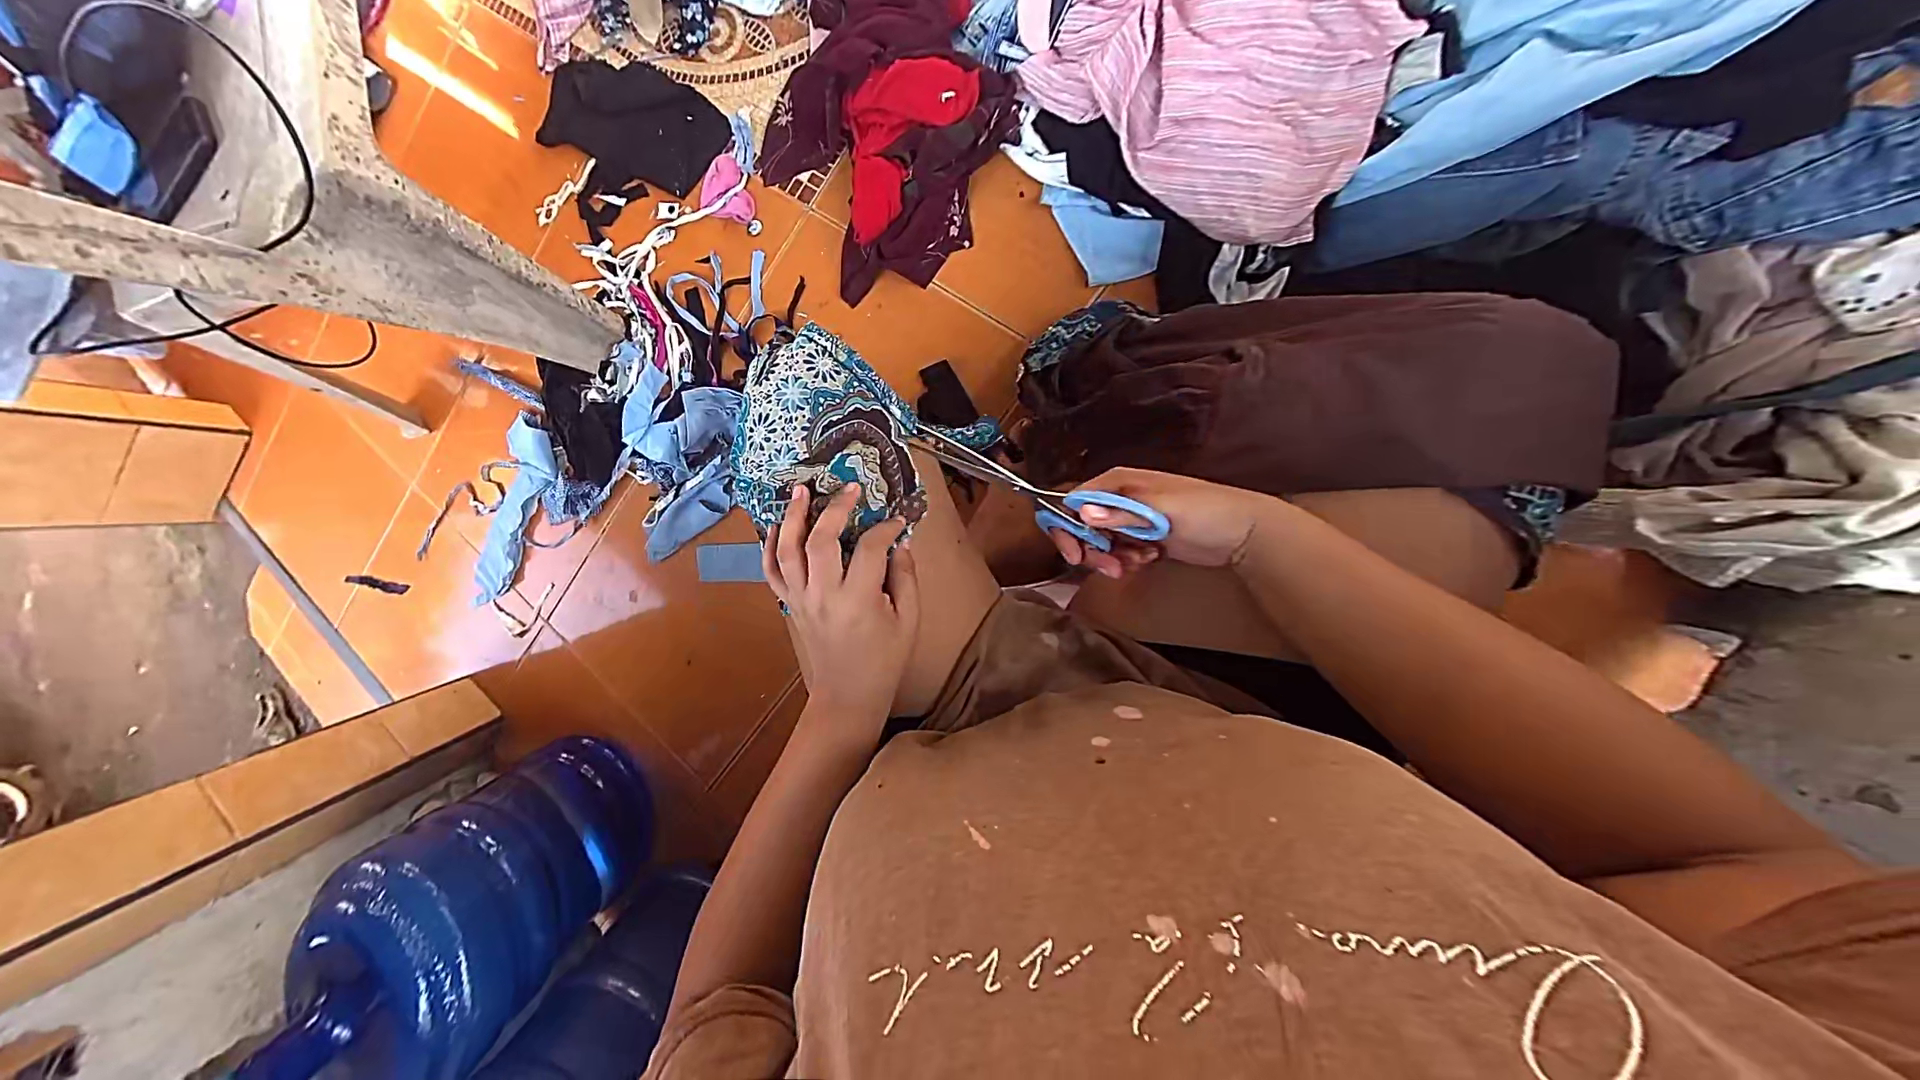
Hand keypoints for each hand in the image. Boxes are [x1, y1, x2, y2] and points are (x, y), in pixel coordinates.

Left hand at [763, 483, 919, 735]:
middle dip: (836, 508)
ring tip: (801, 491)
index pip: (870, 548)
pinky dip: (769, 546)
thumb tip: (899, 543)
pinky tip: (775, 526)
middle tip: (849, 488)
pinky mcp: (790, 604)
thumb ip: (906, 578)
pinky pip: (771, 570)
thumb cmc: (884, 661)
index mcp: (859, 601)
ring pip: (788, 550)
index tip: (897, 522)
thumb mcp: (909, 620)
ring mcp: (801, 599)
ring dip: (792, 517)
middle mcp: (824, 595)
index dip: (885, 528)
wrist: (847, 695)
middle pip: (821, 540)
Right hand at [1045, 468, 1275, 579]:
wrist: (1244, 532)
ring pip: (1100, 542)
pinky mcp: (1143, 538)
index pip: (1074, 501)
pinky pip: (1119, 552)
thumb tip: (1082, 512)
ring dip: (1112, 558)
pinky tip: (1148, 560)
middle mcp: (1119, 497)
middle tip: (1112, 568)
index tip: (1076, 554)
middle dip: (1093, 550)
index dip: (1067, 528)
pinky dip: (1126, 561)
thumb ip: (1121, 512)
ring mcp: (1131, 518)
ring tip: (1138, 562)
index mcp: (1119, 482)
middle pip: (1083, 526)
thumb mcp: (1162, 511)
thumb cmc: (1205, 512)